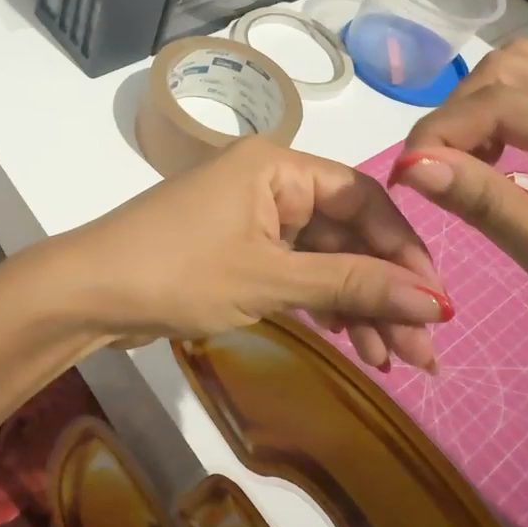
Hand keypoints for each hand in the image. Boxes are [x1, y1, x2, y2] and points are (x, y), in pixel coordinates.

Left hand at [39, 135, 450, 370]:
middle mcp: (269, 180)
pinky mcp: (238, 247)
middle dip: (384, 289)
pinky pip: (296, 269)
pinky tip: (351, 340)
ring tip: (392, 361)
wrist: (91, 291)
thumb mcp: (270, 278)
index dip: (403, 248)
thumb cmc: (179, 270)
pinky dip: (322, 302)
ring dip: (358, 303)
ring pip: (324, 255)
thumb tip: (434, 300)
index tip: (437, 305)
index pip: (361, 196)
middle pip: (346, 231)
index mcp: (276, 164)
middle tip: (423, 354)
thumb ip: (352, 284)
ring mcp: (253, 215)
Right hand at [389, 40, 527, 410]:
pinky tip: (496, 166)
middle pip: (513, 69)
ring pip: (526, 75)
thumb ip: (493, 210)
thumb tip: (413, 165)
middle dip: (458, 112)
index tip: (405, 178)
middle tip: (433, 173)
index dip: (443, 130)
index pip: (505, 102)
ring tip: (462, 167)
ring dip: (478, 110)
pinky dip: (502, 122)